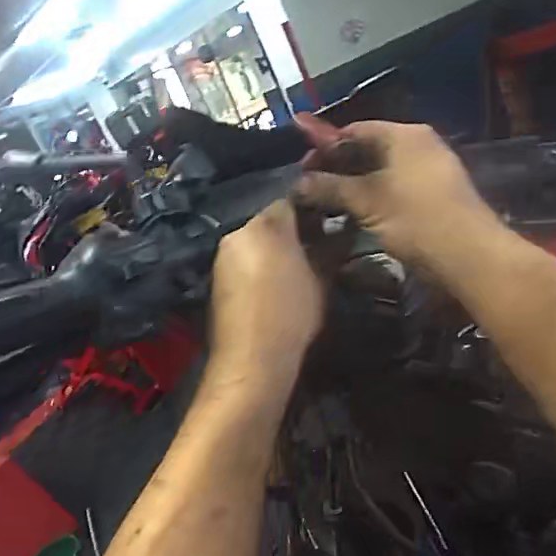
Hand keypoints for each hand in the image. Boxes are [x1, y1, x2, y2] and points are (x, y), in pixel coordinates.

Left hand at [209, 200, 324, 378]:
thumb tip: (339, 230)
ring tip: (298, 262)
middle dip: (291, 226)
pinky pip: (243, 259)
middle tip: (316, 240)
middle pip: (268, 218)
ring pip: (254, 239)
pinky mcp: (216, 278)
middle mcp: (237, 232)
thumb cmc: (292, 312)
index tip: (328, 216)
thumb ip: (329, 248)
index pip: (288, 198)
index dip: (310, 206)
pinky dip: (258, 263)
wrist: (252, 358)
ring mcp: (222, 255)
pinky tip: (275, 280)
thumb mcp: (321, 278)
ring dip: (273, 245)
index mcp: (264, 224)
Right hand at [293, 116, 499, 268]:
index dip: (324, 145)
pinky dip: (373, 197)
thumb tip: (298, 183)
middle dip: (337, 167)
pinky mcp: (434, 196)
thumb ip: (329, 188)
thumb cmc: (416, 218)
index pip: (354, 129)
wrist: (470, 256)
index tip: (301, 166)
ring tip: (325, 204)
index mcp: (404, 134)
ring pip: (381, 171)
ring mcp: (429, 171)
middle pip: (368, 149)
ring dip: (353, 185)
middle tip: (309, 188)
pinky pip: (395, 187)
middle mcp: (418, 145)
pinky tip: (354, 215)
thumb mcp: (367, 201)